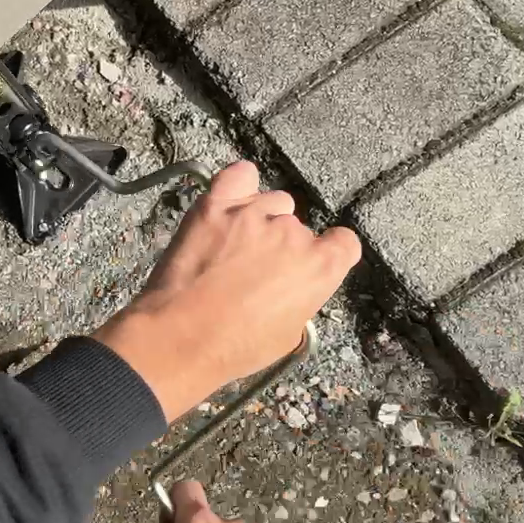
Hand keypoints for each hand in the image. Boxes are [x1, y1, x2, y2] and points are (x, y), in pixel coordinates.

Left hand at [93, 160, 359, 421]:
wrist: (180, 335)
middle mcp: (293, 234)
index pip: (343, 242)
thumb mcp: (288, 334)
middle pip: (297, 226)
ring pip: (271, 201)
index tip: (307, 263)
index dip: (327, 252)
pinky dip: (240, 182)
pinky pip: (239, 176)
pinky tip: (234, 195)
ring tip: (231, 245)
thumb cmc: (233, 346)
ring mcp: (253, 214)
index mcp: (320, 267)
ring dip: (258, 218)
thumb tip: (292, 285)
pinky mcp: (216, 206)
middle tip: (251, 268)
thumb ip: (301, 296)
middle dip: (280, 244)